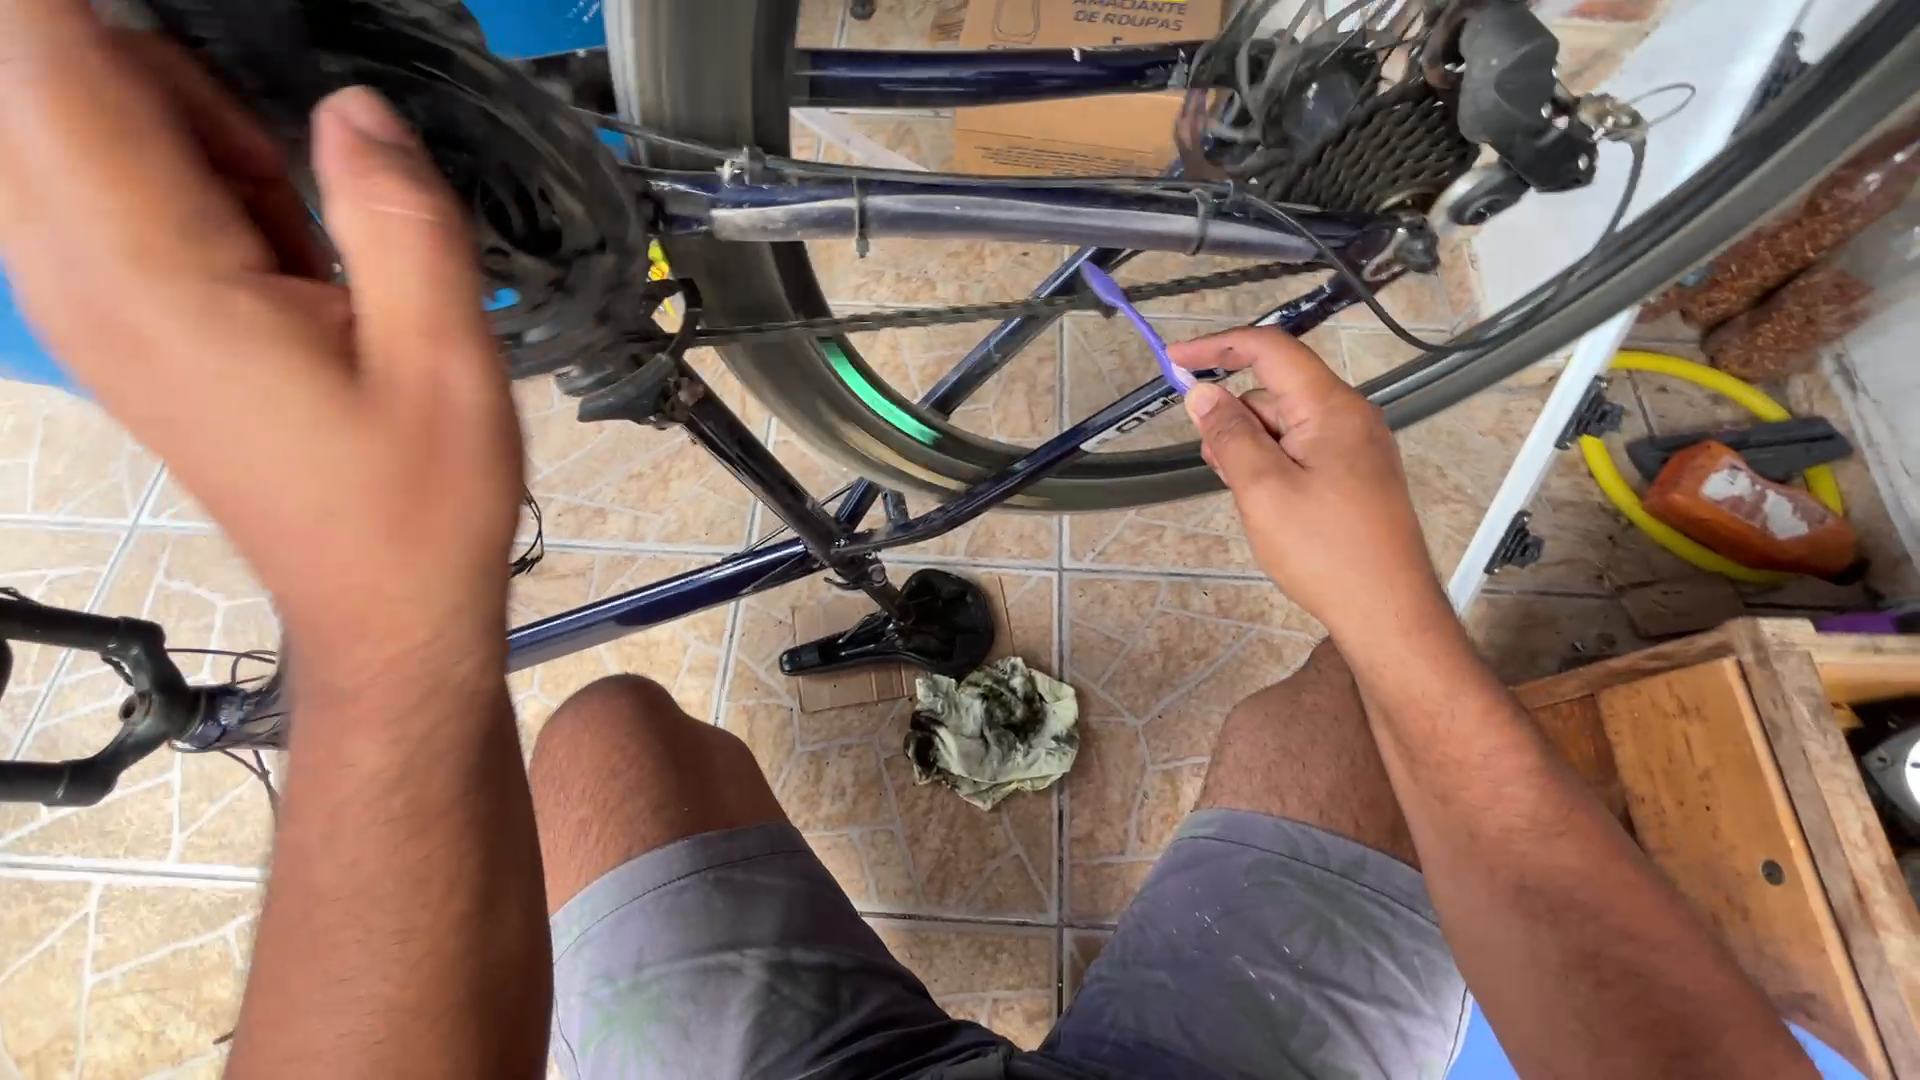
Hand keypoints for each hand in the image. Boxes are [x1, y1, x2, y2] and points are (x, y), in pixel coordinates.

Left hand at [0, 2, 522, 673]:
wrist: (384, 604)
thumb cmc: (423, 499)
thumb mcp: (448, 361)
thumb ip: (401, 219)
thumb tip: (356, 108)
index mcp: (155, 272)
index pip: (41, 50)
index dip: (117, 16)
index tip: (242, 48)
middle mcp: (72, 274)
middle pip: (45, 78)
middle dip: (178, 87)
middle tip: (314, 195)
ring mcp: (81, 305)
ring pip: (74, 133)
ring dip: (200, 148)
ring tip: (318, 251)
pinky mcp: (114, 329)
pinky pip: (107, 199)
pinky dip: (198, 197)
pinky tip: (293, 277)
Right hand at [1172, 327, 1446, 636]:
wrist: (1386, 611)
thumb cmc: (1325, 550)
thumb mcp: (1263, 490)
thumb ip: (1229, 436)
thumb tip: (1202, 394)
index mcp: (1332, 408)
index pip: (1270, 351)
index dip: (1217, 348)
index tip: (1174, 360)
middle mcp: (1349, 417)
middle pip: (1274, 392)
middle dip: (1234, 418)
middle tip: (1217, 466)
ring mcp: (1353, 448)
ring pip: (1282, 426)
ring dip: (1250, 448)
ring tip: (1246, 496)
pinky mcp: (1352, 476)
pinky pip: (1299, 452)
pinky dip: (1270, 465)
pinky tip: (1264, 502)